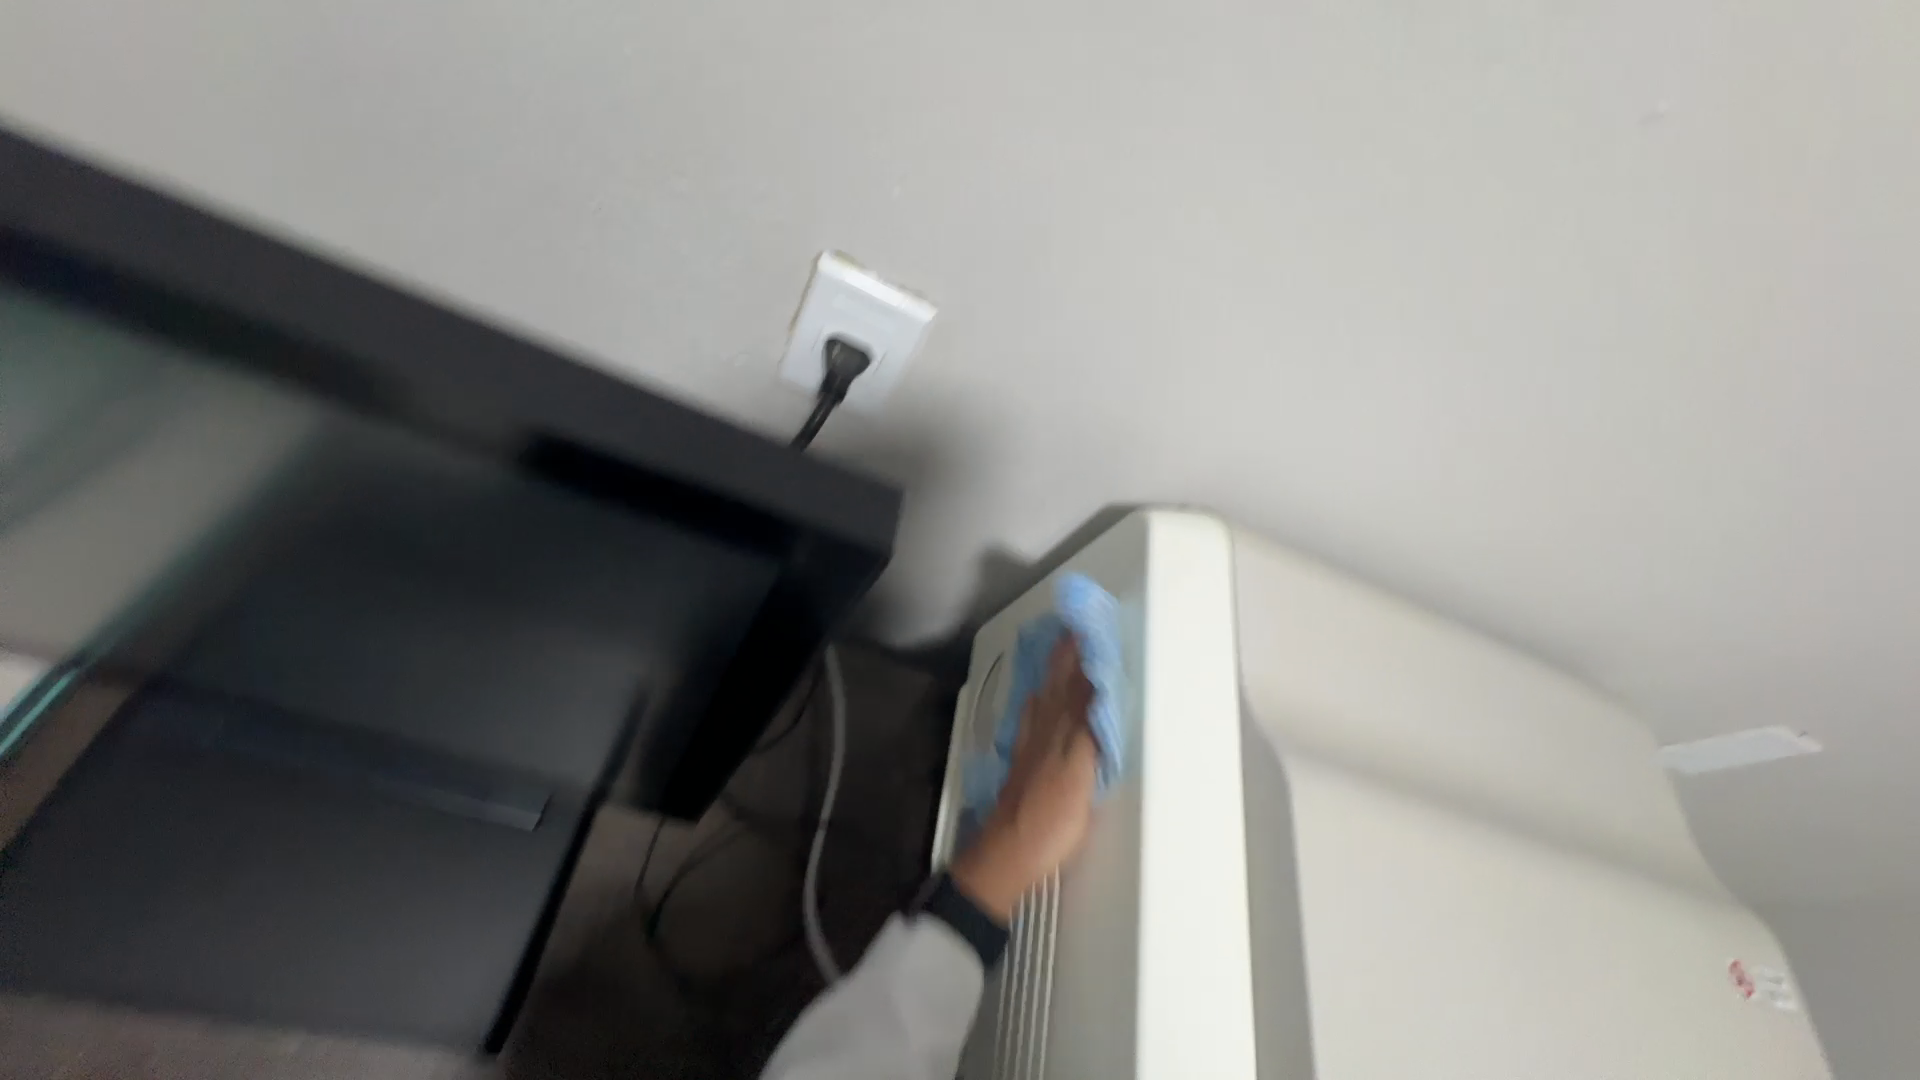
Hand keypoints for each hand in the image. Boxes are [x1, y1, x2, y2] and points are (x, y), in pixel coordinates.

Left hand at [950, 634, 1098, 922]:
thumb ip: (1088, 729)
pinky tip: (1038, 698)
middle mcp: (1044, 731)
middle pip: (1059, 687)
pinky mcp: (1025, 764)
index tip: (1090, 627)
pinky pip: (1034, 720)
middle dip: (1068, 657)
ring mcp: (1032, 746)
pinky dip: (1040, 702)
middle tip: (1075, 628)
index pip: (1076, 685)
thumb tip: (1096, 686)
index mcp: (1061, 731)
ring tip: (1061, 650)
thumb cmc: (1051, 819)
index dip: (1084, 657)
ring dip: (1055, 673)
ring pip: (1046, 700)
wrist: (1010, 852)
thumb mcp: (1078, 774)